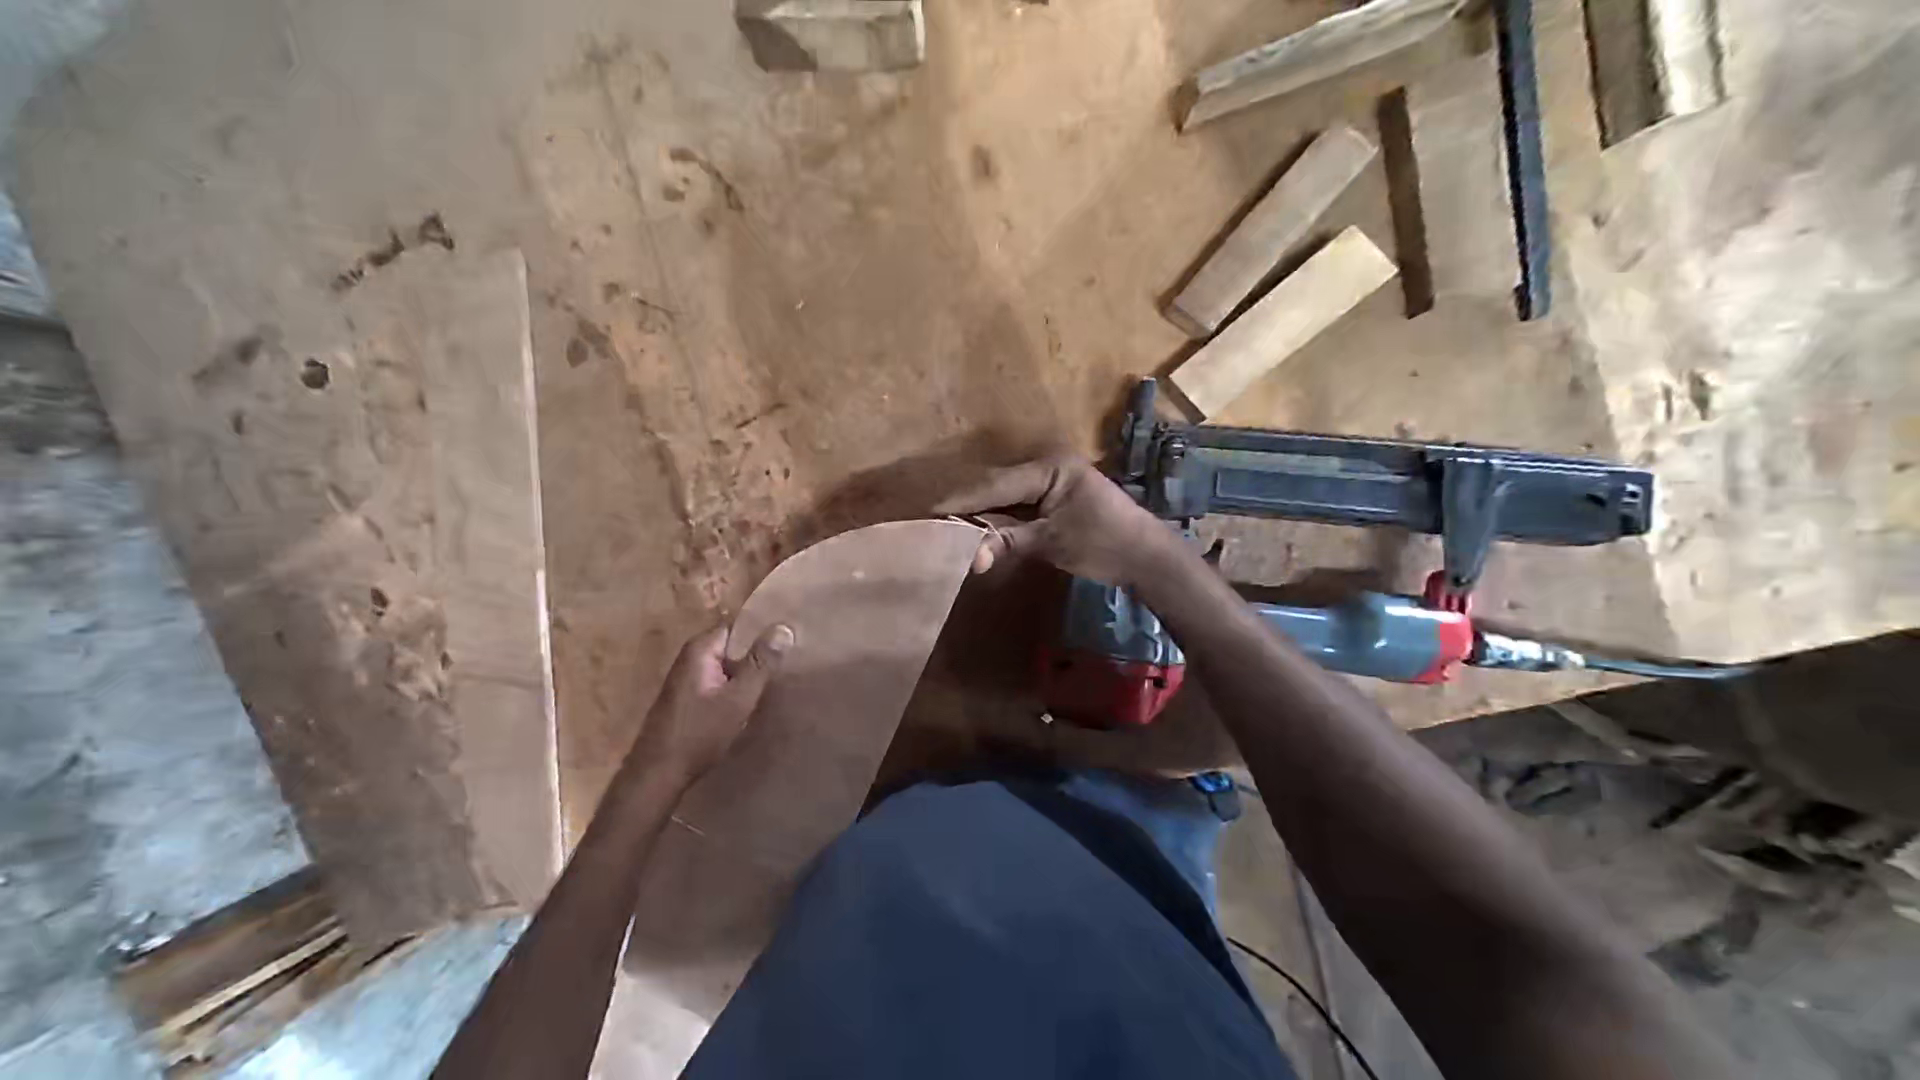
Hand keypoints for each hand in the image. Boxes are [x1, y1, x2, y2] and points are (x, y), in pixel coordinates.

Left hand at [626, 623, 793, 785]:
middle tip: (794, 653)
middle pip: (734, 643)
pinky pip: (721, 679)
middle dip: (761, 648)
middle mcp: (692, 656)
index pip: (739, 623)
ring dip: (751, 668)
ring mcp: (689, 677)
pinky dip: (739, 683)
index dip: (765, 626)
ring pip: (729, 663)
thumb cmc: (699, 733)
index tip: (793, 630)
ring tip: (783, 671)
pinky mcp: (690, 696)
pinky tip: (758, 694)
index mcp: (701, 649)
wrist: (658, 774)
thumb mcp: (738, 698)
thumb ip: (761, 662)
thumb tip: (784, 626)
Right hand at [934, 456, 1174, 586]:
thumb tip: (970, 557)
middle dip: (964, 504)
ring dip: (978, 513)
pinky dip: (997, 519)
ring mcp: (1049, 482)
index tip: (927, 509)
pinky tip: (975, 530)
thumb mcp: (1053, 542)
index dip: (960, 499)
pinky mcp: (1052, 499)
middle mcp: (1045, 466)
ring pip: (1002, 496)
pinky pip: (1015, 505)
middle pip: (994, 486)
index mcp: (1048, 468)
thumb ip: (1009, 542)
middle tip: (929, 518)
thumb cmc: (1104, 543)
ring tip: (943, 524)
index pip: (993, 484)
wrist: (1146, 555)